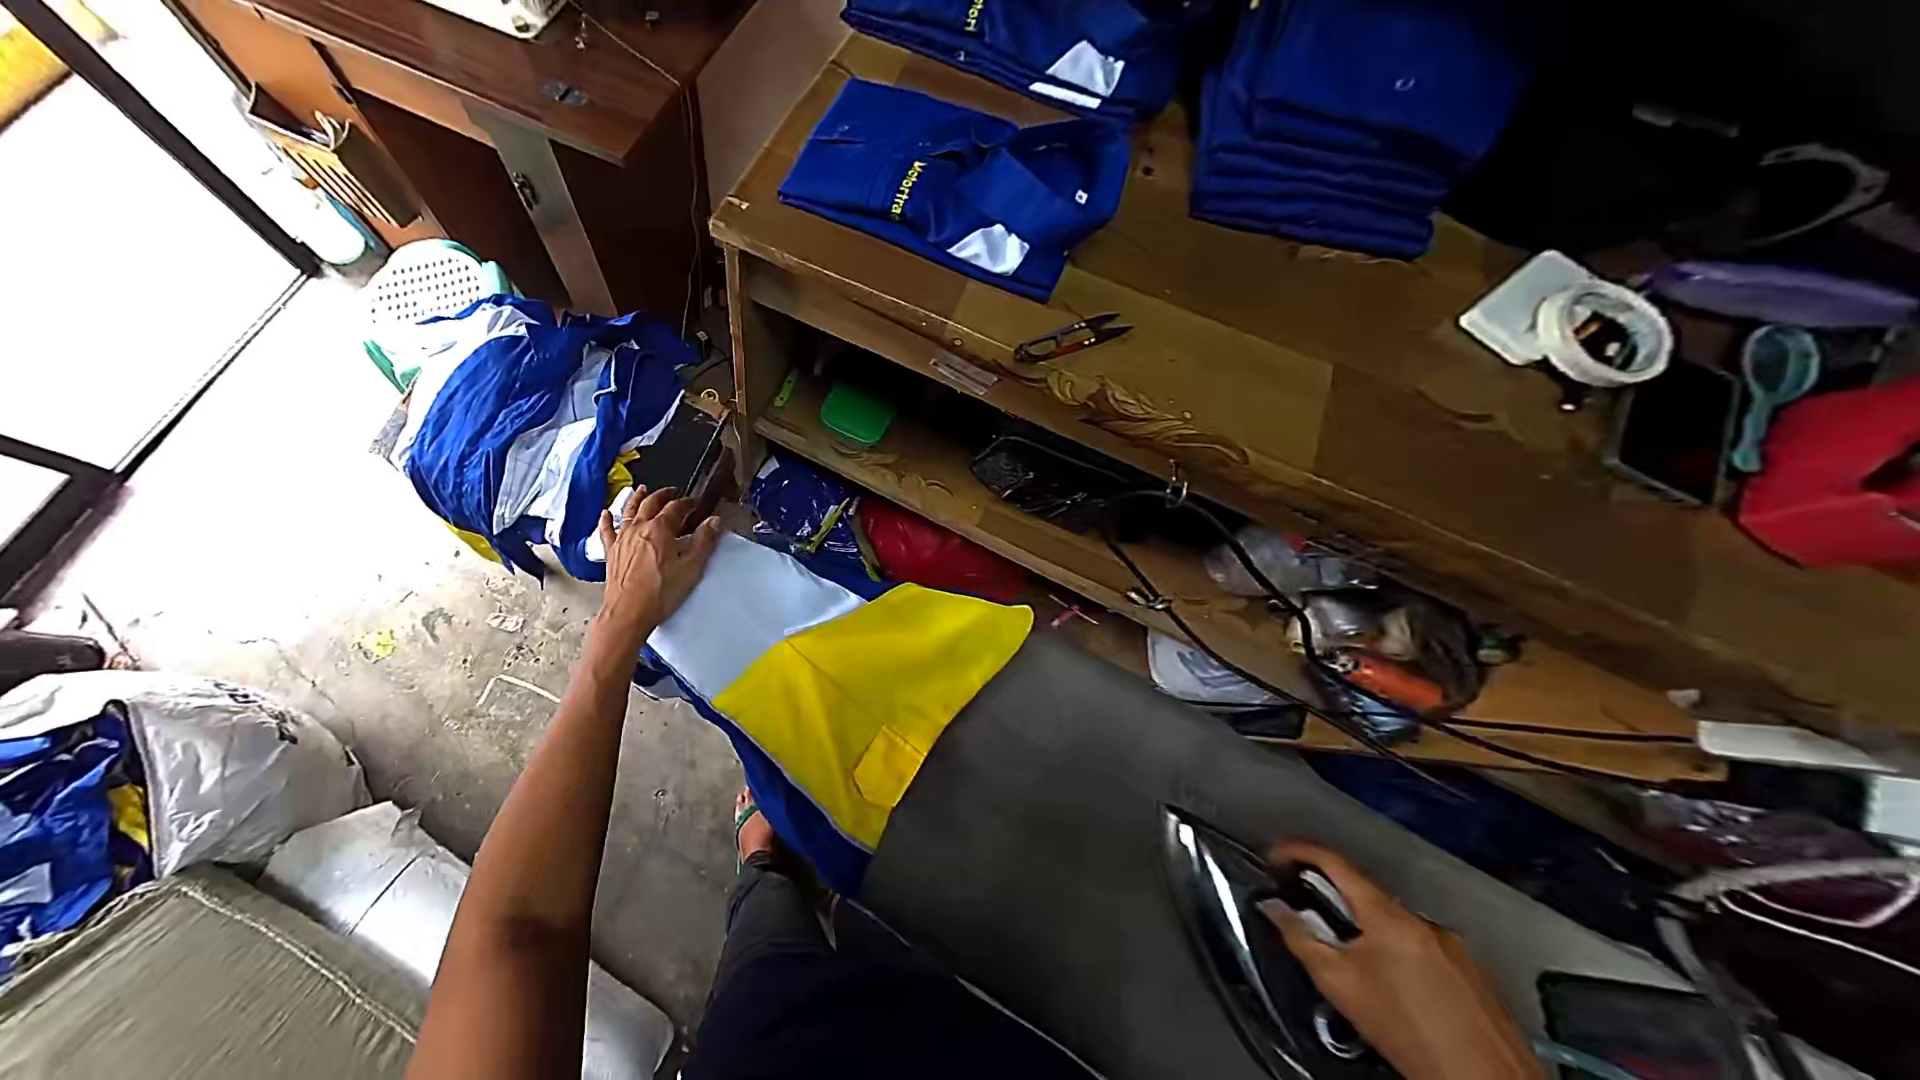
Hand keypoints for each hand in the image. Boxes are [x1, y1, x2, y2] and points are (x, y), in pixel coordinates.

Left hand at [591, 486, 720, 652]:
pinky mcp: (611, 552)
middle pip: (651, 503)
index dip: (688, 503)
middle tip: (672, 492)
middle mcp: (639, 528)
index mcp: (660, 529)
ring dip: (637, 498)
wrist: (629, 612)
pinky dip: (606, 519)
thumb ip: (705, 540)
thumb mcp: (692, 566)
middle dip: (663, 495)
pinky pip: (607, 530)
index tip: (696, 503)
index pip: (676, 507)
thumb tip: (714, 521)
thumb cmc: (660, 592)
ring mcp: (622, 539)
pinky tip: (605, 513)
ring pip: (628, 511)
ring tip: (642, 490)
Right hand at [1260, 841, 1540, 1079]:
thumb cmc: (1411, 1035)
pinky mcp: (1470, 970)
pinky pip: (1420, 943)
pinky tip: (1392, 985)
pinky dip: (1396, 951)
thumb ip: (1299, 937)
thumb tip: (1274, 908)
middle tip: (1306, 913)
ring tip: (1352, 964)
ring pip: (1392, 920)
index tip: (1278, 856)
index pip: (1335, 861)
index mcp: (1388, 915)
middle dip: (1330, 898)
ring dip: (1365, 929)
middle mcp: (1422, 920)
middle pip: (1363, 892)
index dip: (1298, 850)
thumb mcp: (1338, 983)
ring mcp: (1451, 944)